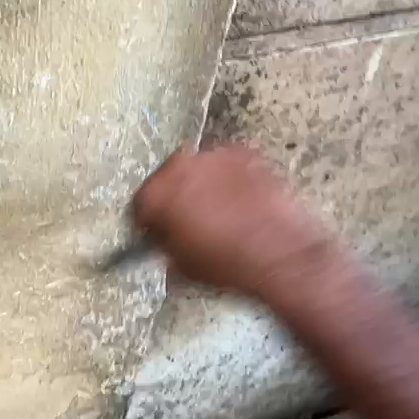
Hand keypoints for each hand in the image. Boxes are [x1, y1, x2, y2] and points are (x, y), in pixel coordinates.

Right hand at [132, 146, 339, 295]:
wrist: (279, 252)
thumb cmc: (226, 263)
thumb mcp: (180, 264)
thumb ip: (164, 244)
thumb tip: (164, 238)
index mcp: (156, 194)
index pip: (139, 204)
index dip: (148, 221)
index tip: (155, 232)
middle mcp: (179, 166)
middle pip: (167, 179)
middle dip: (174, 197)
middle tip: (187, 221)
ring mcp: (213, 156)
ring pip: (198, 170)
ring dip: (203, 185)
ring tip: (218, 212)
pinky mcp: (243, 154)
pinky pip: (228, 166)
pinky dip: (230, 179)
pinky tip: (240, 201)